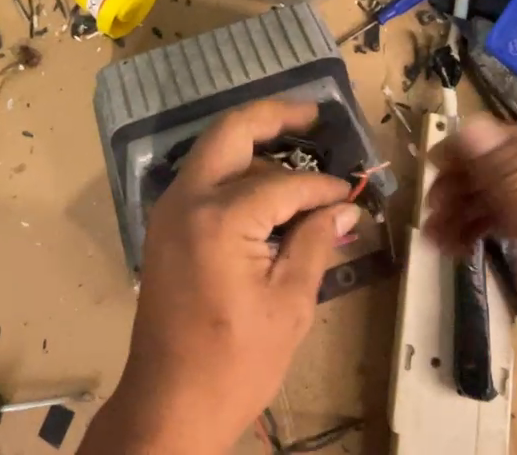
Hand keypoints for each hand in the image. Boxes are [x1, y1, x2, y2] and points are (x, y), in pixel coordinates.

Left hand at [83, 101, 360, 454]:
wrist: (169, 402)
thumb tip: (345, 206)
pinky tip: (266, 183)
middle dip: (272, 116)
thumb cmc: (235, 362)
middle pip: (230, 132)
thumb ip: (315, 243)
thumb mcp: (288, 305)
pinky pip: (203, 178)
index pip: (282, 184)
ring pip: (213, 151)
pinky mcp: (165, 225)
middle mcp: (187, 198)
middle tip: (313, 114)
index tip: (350, 190)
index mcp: (219, 218)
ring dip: (252, 142)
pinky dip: (234, 170)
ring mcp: (169, 209)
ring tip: (297, 149)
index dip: (321, 186)